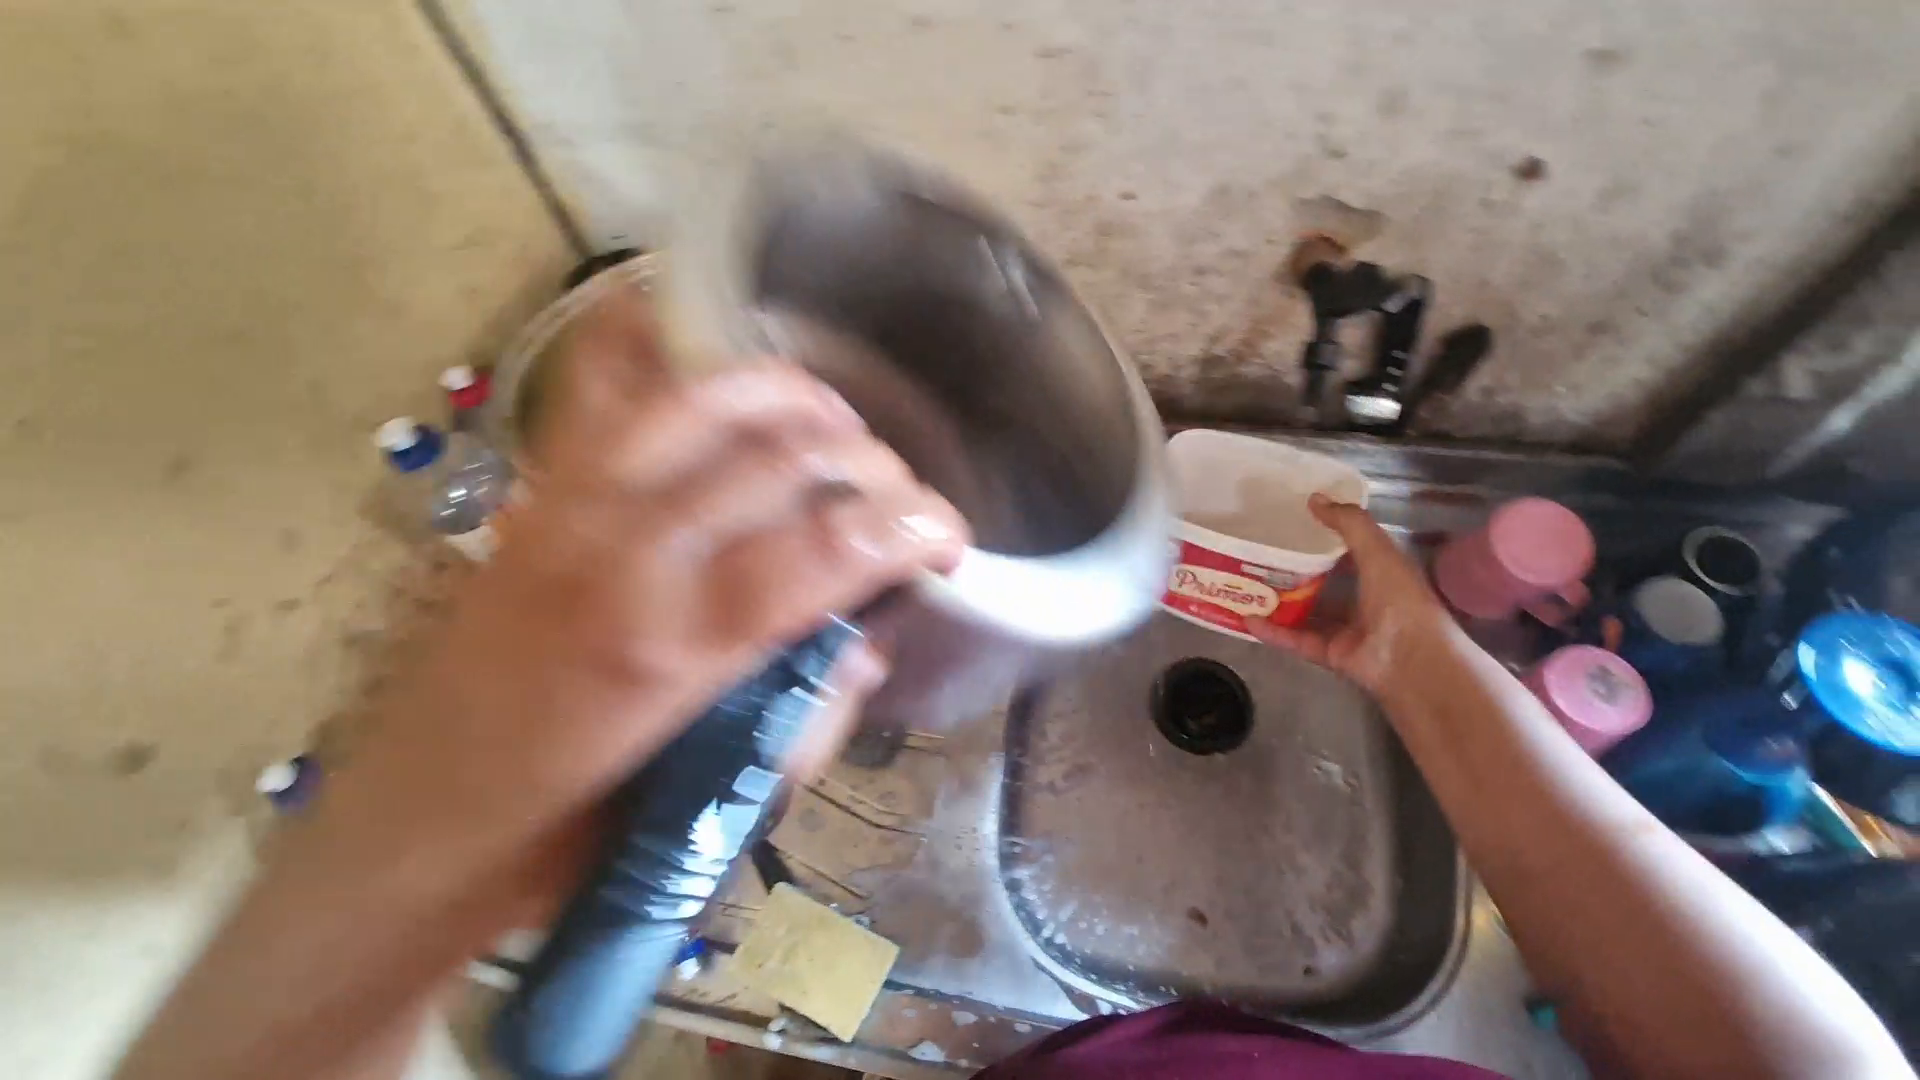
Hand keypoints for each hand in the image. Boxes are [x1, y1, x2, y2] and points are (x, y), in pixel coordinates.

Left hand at [315, 291, 967, 931]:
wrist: (421, 827)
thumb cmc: (577, 839)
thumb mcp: (719, 799)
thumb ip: (807, 714)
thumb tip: (864, 643)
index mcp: (673, 645)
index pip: (827, 547)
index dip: (912, 527)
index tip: (951, 538)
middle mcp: (621, 553)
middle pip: (782, 461)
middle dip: (874, 468)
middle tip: (907, 499)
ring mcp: (569, 506)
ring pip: (707, 401)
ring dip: (798, 400)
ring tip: (842, 426)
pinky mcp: (537, 493)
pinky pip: (603, 388)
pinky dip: (653, 340)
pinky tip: (701, 333)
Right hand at [1249, 494, 1451, 695]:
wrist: (1412, 659)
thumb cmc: (1401, 599)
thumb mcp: (1378, 551)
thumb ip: (1349, 524)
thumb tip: (1314, 498)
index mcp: (1381, 574)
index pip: (1349, 552)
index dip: (1324, 538)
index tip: (1293, 524)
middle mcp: (1363, 601)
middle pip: (1322, 584)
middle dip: (1292, 572)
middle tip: (1257, 556)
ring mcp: (1344, 630)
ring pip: (1304, 613)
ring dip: (1277, 603)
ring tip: (1244, 587)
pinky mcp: (1328, 654)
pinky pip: (1295, 639)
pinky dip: (1272, 632)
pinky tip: (1247, 619)